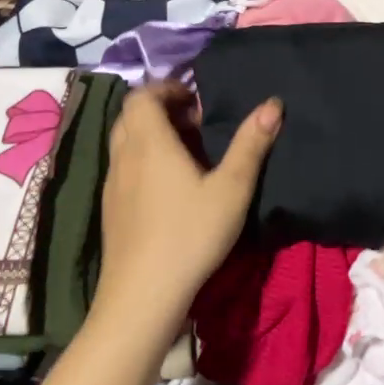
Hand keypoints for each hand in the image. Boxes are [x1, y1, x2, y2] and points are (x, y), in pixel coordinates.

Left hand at [95, 83, 282, 311]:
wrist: (143, 295)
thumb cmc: (191, 234)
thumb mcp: (232, 188)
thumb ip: (251, 144)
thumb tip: (272, 103)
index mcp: (149, 143)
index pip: (142, 95)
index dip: (167, 89)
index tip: (197, 99)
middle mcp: (124, 156)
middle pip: (130, 115)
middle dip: (160, 109)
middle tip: (196, 123)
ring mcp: (113, 184)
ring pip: (124, 142)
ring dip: (151, 135)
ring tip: (187, 152)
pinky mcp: (111, 209)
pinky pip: (123, 166)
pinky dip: (143, 159)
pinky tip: (170, 186)